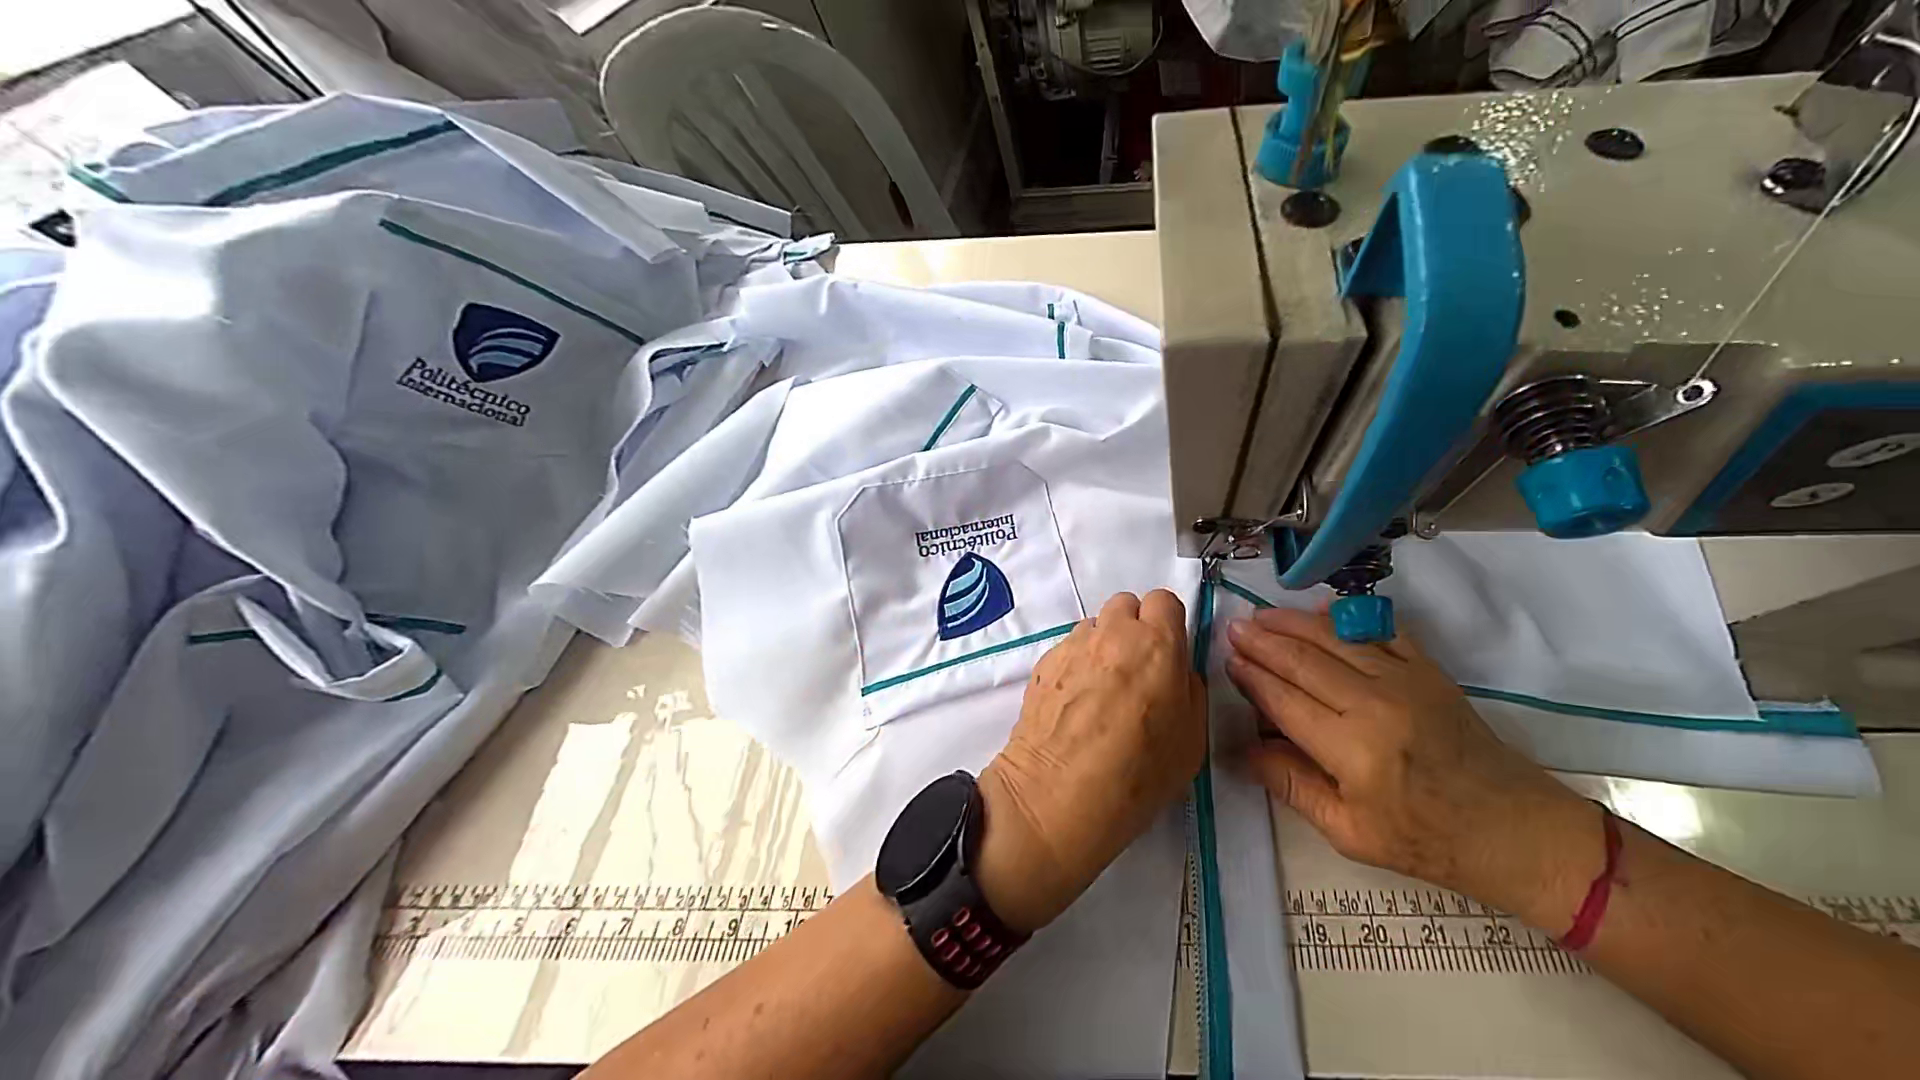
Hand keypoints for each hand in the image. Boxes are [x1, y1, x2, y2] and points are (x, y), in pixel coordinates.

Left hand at [975, 590, 1205, 934]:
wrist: (1056, 795)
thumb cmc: (1136, 775)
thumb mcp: (1191, 740)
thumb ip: (1189, 689)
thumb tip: (1176, 670)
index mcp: (1157, 645)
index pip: (1165, 600)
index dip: (1168, 624)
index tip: (1168, 652)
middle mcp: (1112, 634)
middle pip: (1126, 605)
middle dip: (1135, 628)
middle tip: (1137, 669)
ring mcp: (1073, 645)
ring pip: (1095, 626)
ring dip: (1104, 645)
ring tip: (1102, 690)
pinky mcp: (1043, 662)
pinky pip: (1069, 648)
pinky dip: (1077, 663)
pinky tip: (1076, 702)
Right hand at [1224, 607, 1600, 929]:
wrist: (1517, 831)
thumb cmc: (1426, 840)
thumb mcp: (1348, 833)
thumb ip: (1291, 785)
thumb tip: (1242, 750)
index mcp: (1351, 748)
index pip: (1283, 699)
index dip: (1251, 677)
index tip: (1226, 660)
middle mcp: (1374, 703)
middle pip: (1303, 660)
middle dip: (1262, 641)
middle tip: (1233, 627)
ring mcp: (1405, 681)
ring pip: (1334, 638)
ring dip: (1292, 623)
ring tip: (1261, 615)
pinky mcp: (1429, 672)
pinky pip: (1380, 632)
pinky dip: (1346, 618)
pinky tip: (1321, 609)